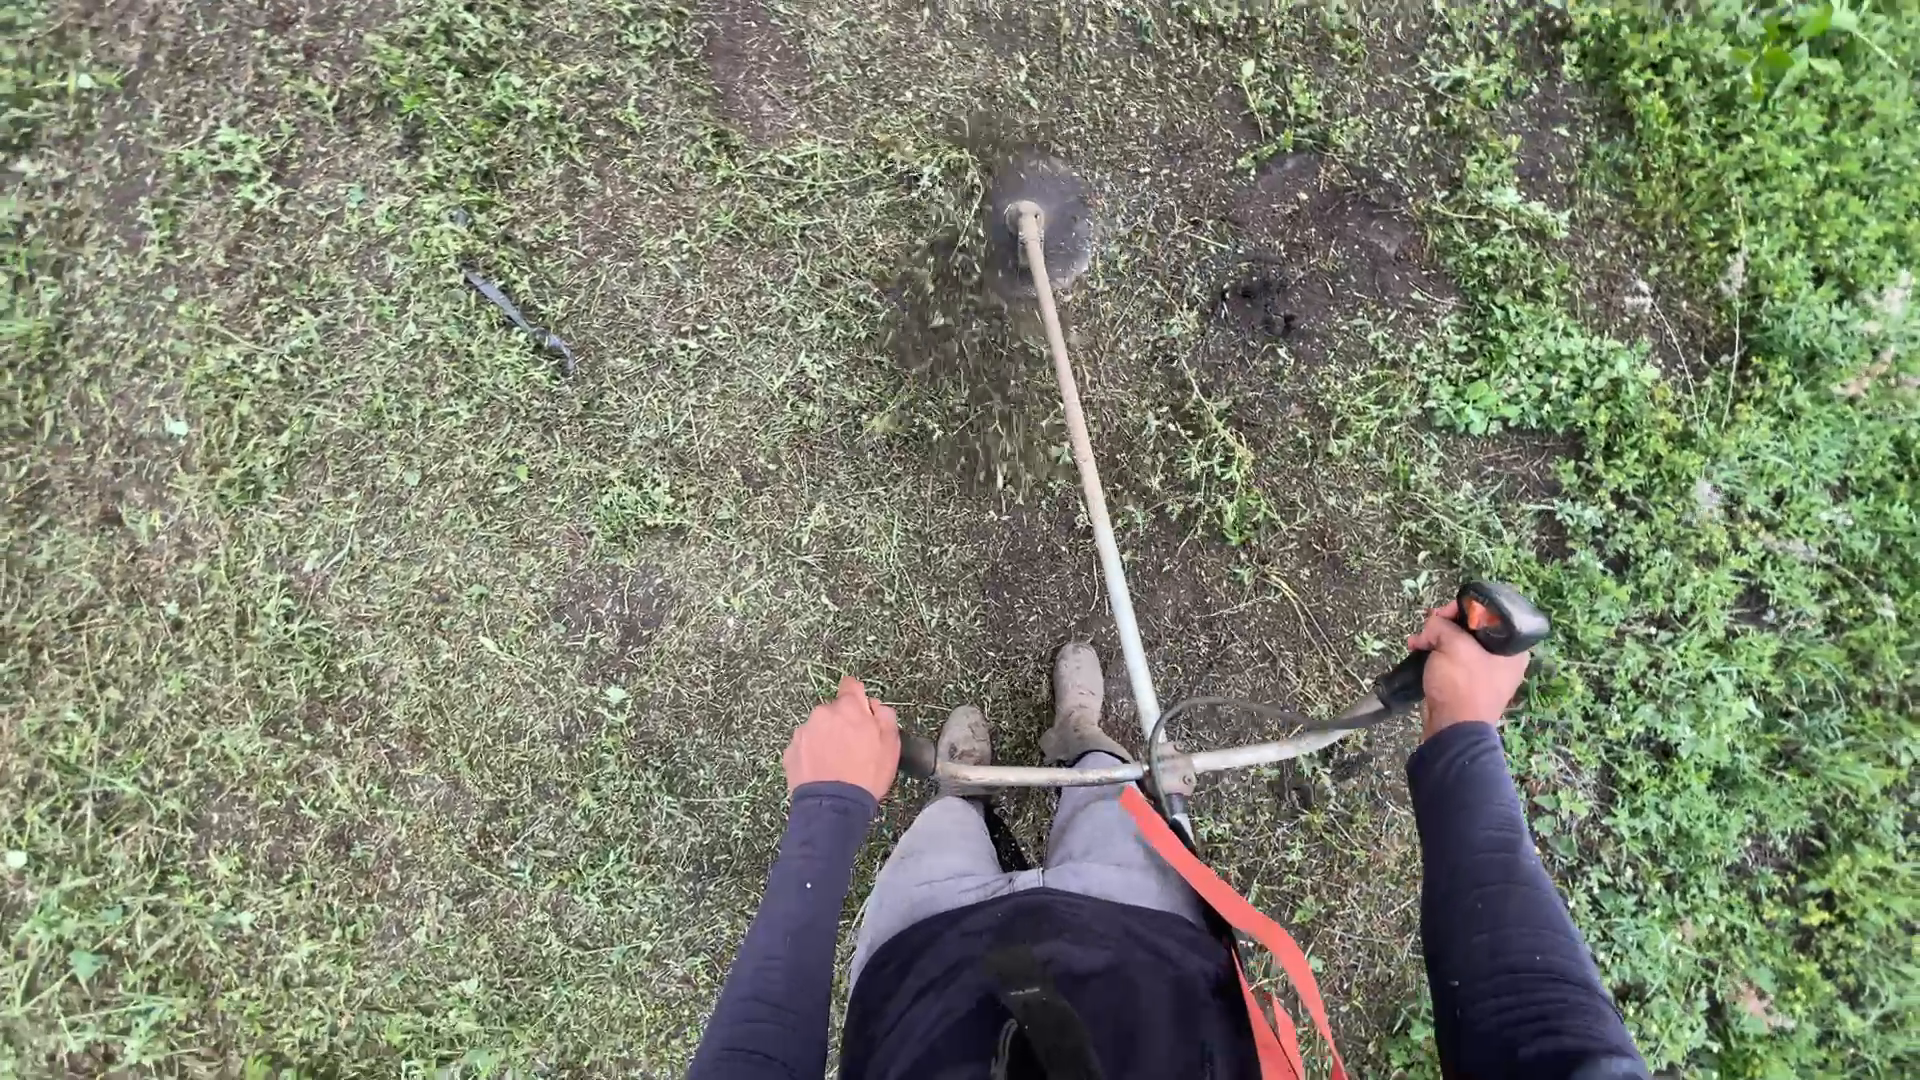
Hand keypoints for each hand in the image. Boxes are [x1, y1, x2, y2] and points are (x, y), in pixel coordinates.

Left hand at [783, 676, 900, 800]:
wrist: (834, 807)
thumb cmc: (866, 775)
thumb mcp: (891, 744)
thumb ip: (885, 716)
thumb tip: (874, 707)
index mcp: (848, 707)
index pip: (850, 685)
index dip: (857, 697)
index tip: (860, 710)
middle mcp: (822, 713)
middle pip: (834, 711)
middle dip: (842, 723)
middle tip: (853, 748)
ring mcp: (803, 732)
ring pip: (818, 728)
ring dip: (826, 739)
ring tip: (836, 764)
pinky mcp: (790, 752)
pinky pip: (805, 746)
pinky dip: (812, 755)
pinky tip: (823, 772)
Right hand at [1408, 600, 1531, 739]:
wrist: (1454, 726)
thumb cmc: (1462, 684)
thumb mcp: (1453, 646)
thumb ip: (1442, 626)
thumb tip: (1432, 625)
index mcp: (1512, 647)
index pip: (1488, 614)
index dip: (1462, 609)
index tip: (1440, 614)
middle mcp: (1502, 656)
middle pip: (1469, 626)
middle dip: (1442, 625)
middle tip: (1427, 629)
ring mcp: (1483, 669)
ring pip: (1456, 640)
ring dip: (1433, 637)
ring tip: (1416, 643)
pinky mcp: (1465, 679)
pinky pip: (1449, 656)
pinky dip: (1433, 651)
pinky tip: (1417, 650)